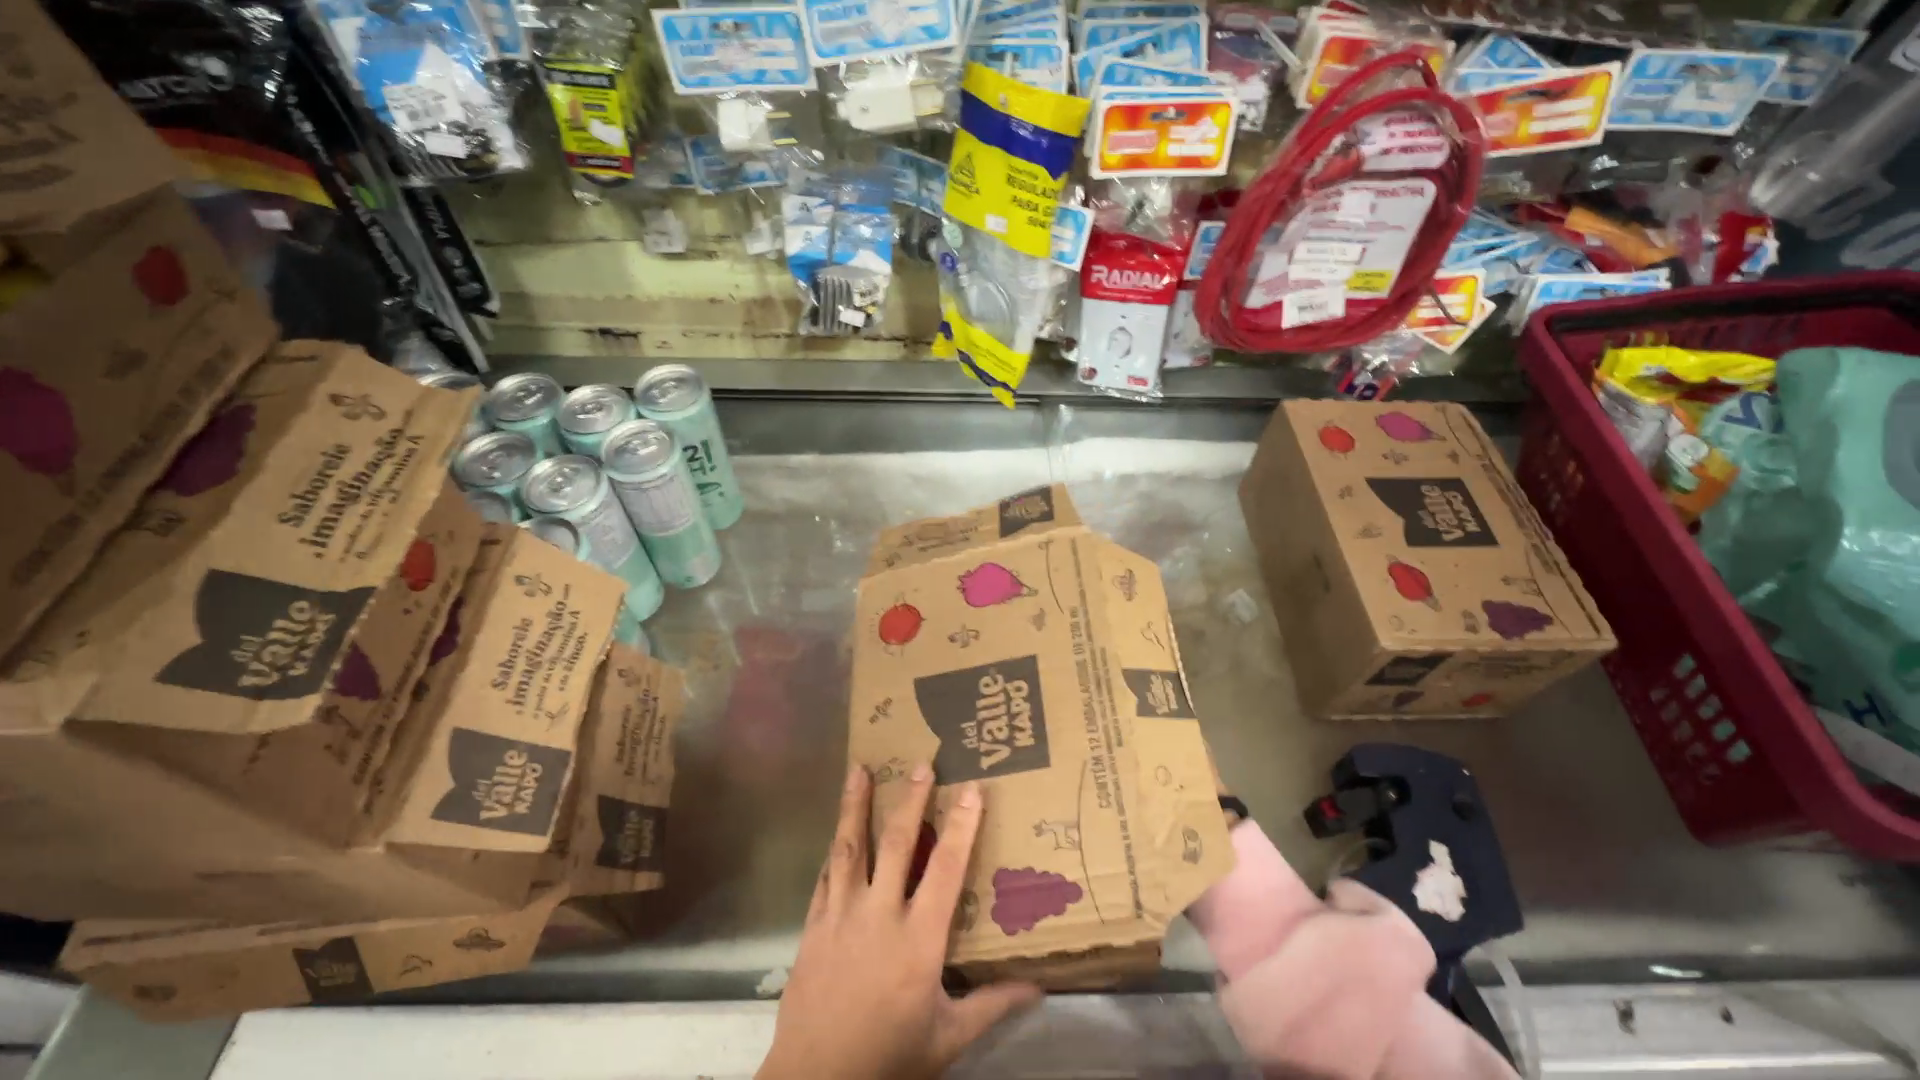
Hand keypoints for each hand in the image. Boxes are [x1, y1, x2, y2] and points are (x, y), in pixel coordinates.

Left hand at [758, 763, 1042, 1079]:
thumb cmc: (888, 1057)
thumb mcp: (947, 1038)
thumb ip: (991, 1006)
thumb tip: (1038, 987)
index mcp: (919, 939)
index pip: (946, 870)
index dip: (962, 826)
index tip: (971, 789)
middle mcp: (879, 915)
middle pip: (897, 845)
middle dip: (911, 801)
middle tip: (920, 762)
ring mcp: (840, 917)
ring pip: (851, 849)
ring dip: (856, 806)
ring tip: (858, 768)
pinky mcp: (812, 927)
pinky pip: (825, 876)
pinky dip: (834, 849)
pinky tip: (837, 832)